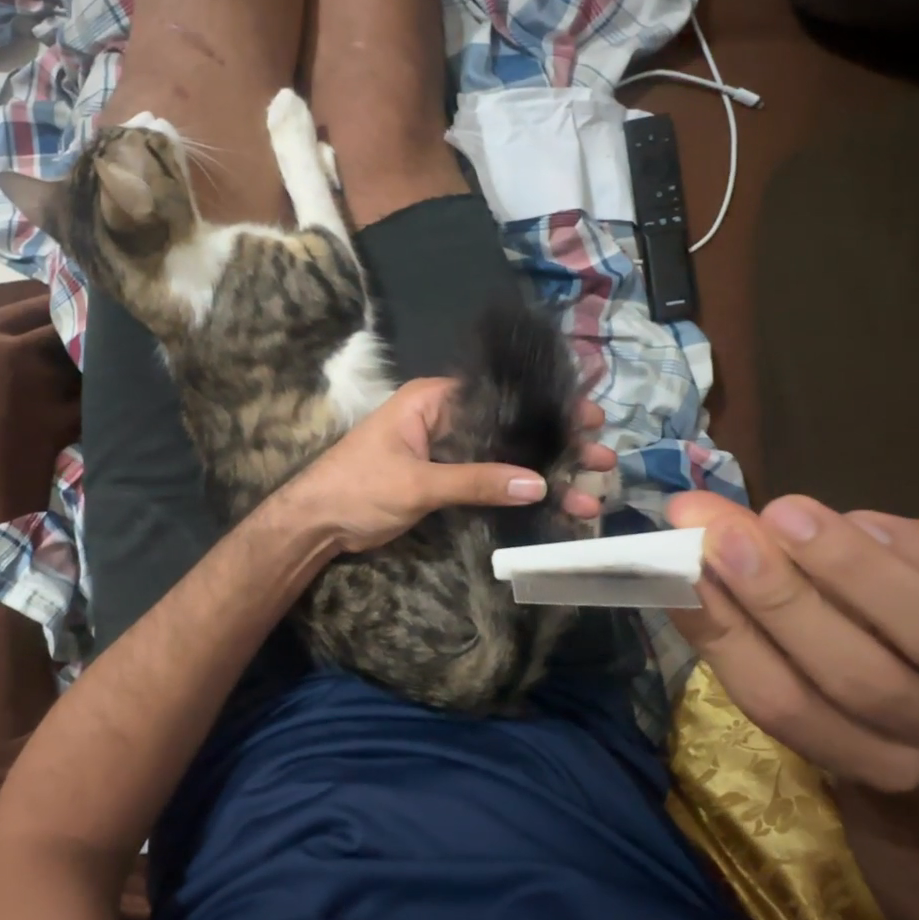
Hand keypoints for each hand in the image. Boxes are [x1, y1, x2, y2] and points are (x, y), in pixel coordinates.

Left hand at [273, 378, 615, 554]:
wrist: (316, 525)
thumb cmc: (356, 488)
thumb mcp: (417, 483)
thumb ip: (475, 482)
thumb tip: (537, 485)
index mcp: (431, 402)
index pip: (497, 395)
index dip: (544, 406)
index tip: (586, 418)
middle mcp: (441, 420)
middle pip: (508, 427)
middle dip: (553, 443)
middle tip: (602, 457)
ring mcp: (443, 452)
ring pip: (502, 457)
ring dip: (541, 472)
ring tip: (589, 490)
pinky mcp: (441, 482)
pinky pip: (487, 481)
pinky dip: (515, 492)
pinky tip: (550, 505)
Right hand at [668, 492, 918, 792]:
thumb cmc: (826, 650)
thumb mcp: (765, 640)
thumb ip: (723, 597)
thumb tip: (680, 528)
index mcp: (853, 750)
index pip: (781, 703)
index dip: (729, 633)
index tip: (684, 566)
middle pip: (862, 679)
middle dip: (786, 598)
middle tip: (731, 534)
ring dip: (854, 568)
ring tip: (789, 513)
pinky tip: (861, 519)